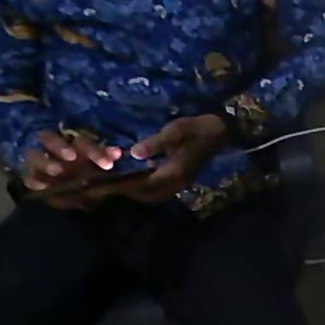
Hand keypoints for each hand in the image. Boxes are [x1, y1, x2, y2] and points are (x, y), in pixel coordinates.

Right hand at [20, 132, 121, 208]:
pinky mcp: (28, 174)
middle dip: (60, 146)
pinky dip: (33, 180)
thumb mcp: (95, 159)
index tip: (108, 164)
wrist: (66, 181)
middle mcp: (50, 146)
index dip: (93, 150)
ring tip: (56, 170)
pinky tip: (41, 186)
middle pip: (49, 138)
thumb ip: (104, 155)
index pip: (80, 140)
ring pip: (33, 154)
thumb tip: (117, 153)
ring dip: (44, 161)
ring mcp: (36, 159)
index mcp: (71, 140)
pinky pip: (26, 175)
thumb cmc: (84, 164)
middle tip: (71, 157)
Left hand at [115, 115, 229, 203]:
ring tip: (119, 184)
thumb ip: (153, 144)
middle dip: (128, 192)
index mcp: (174, 173)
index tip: (106, 185)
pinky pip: (159, 189)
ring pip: (154, 194)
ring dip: (137, 191)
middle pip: (148, 195)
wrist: (218, 132)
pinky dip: (146, 187)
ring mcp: (180, 182)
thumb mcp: (173, 132)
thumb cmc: (194, 129)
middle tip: (108, 186)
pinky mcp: (181, 179)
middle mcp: (177, 182)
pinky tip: (136, 178)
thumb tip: (133, 154)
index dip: (125, 186)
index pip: (144, 185)